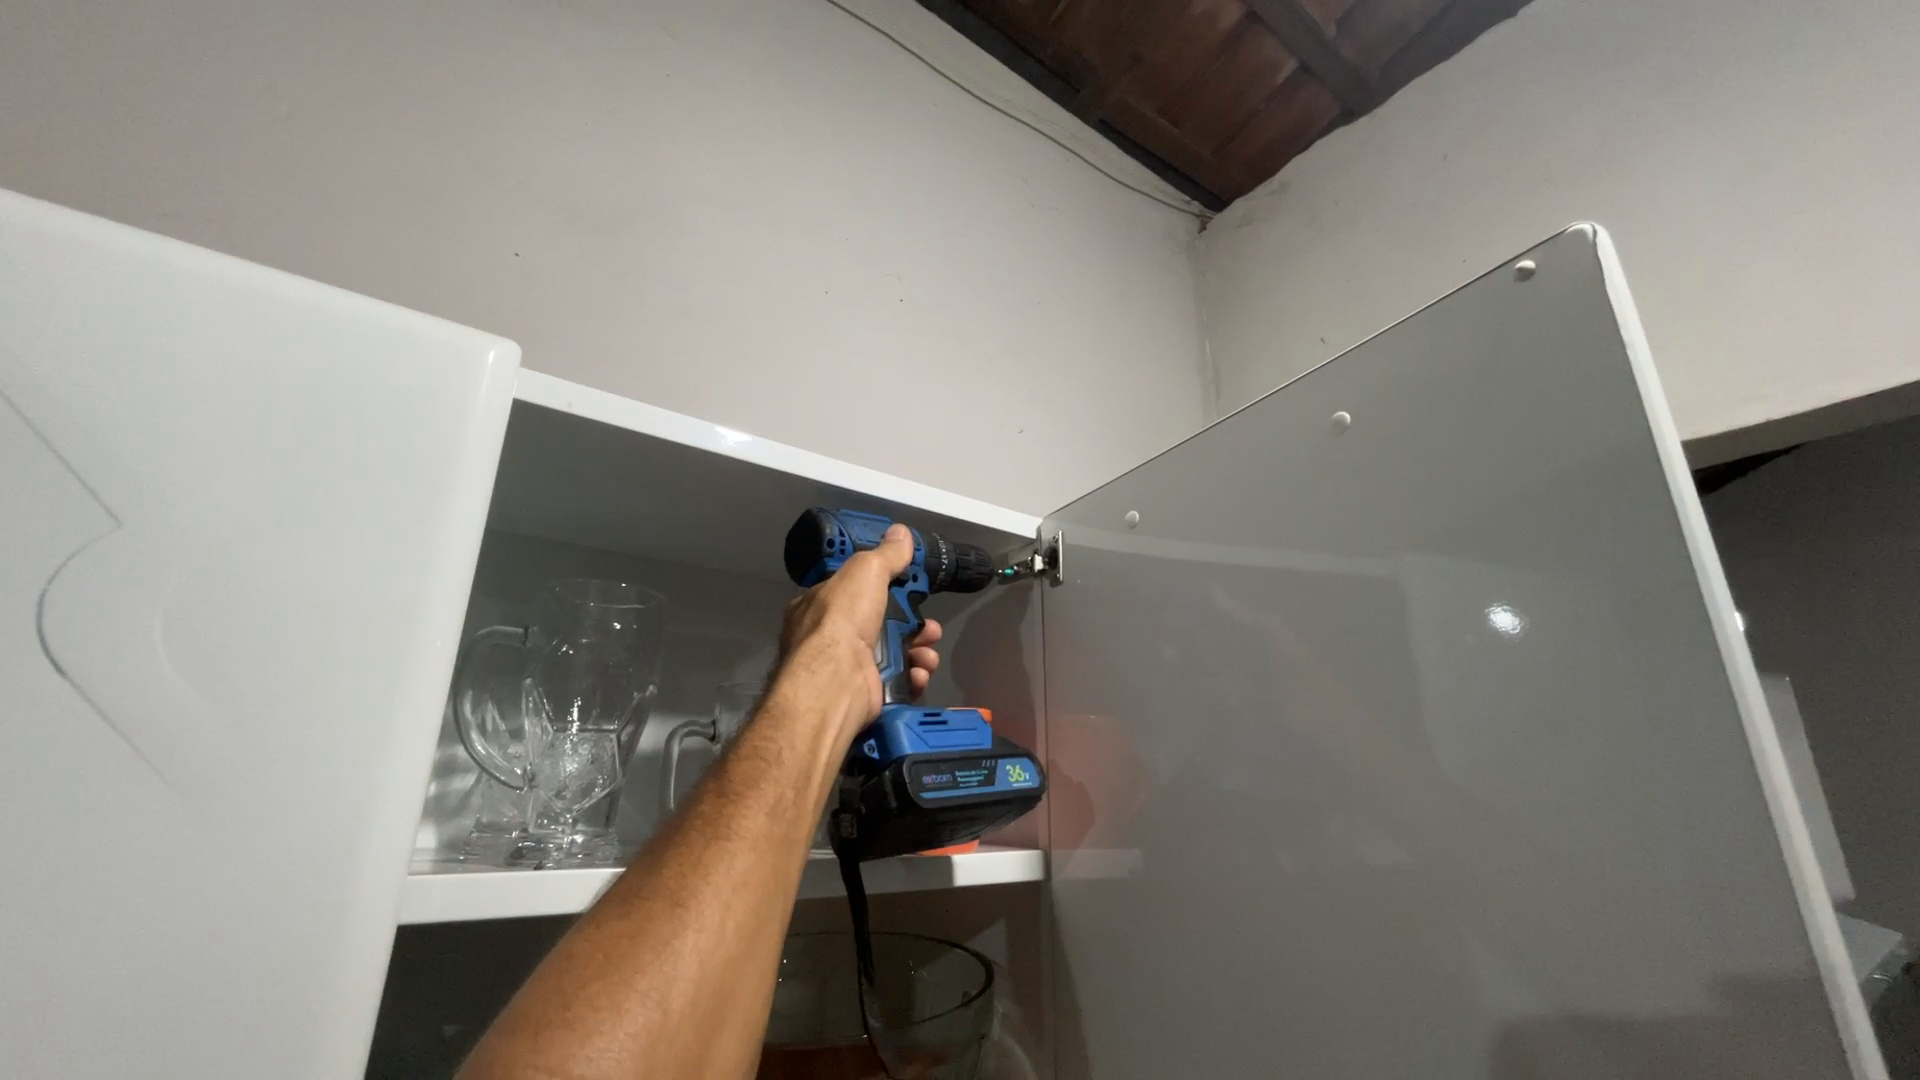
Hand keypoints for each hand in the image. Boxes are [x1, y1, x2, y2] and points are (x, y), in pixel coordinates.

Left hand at [776, 524, 942, 740]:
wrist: (836, 682)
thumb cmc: (843, 619)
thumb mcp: (865, 571)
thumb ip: (886, 554)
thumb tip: (901, 533)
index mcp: (820, 604)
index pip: (857, 591)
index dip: (886, 589)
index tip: (910, 589)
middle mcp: (831, 637)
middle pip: (884, 623)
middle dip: (914, 624)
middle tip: (931, 626)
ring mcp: (849, 667)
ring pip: (896, 654)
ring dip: (920, 651)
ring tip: (927, 652)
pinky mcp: (867, 692)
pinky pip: (898, 681)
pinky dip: (913, 677)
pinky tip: (918, 673)